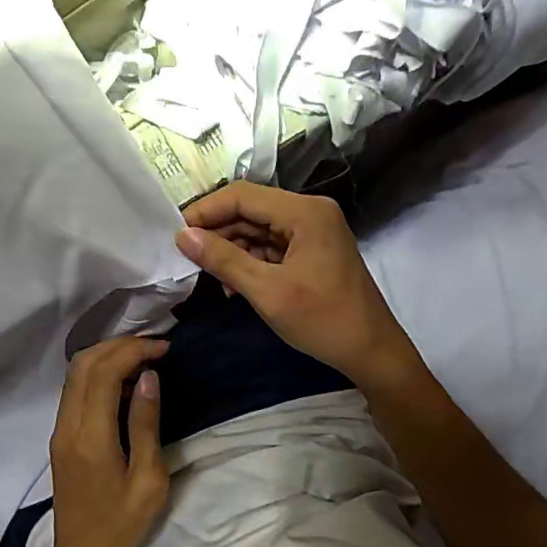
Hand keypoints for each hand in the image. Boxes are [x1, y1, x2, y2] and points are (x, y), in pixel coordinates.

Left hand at [47, 336, 170, 546]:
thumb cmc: (123, 525)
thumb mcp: (149, 479)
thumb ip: (146, 424)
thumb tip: (149, 377)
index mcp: (90, 437)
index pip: (103, 372)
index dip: (133, 350)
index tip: (165, 348)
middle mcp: (66, 427)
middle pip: (82, 364)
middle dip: (118, 345)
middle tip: (155, 347)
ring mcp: (58, 432)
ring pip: (74, 375)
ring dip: (106, 357)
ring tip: (143, 359)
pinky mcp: (59, 439)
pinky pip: (74, 392)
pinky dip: (97, 375)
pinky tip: (124, 384)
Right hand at [176, 182, 420, 387]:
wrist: (371, 351)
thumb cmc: (322, 320)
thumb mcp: (267, 292)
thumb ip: (223, 260)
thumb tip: (182, 236)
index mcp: (305, 212)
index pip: (242, 195)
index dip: (205, 211)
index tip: (175, 234)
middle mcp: (311, 212)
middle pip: (251, 211)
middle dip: (218, 234)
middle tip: (187, 260)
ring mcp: (314, 232)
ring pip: (259, 230)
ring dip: (233, 252)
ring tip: (212, 280)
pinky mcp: (313, 252)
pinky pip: (273, 247)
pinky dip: (251, 263)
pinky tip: (234, 286)